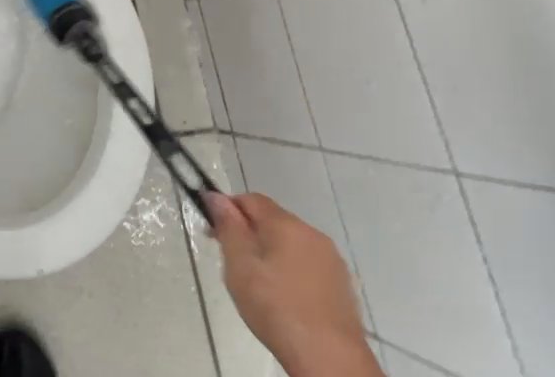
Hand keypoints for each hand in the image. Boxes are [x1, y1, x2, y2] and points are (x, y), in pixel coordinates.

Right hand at [206, 192, 382, 376]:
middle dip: (248, 233)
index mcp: (286, 225)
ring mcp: (332, 261)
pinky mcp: (342, 286)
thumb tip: (215, 196)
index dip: (228, 208)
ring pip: (291, 244)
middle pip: (272, 220)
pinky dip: (291, 271)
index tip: (212, 233)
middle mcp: (313, 234)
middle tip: (230, 261)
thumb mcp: (239, 265)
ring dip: (270, 252)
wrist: (329, 358)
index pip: (251, 200)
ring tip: (257, 284)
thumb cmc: (276, 307)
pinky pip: (308, 265)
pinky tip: (283, 298)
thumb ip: (228, 227)